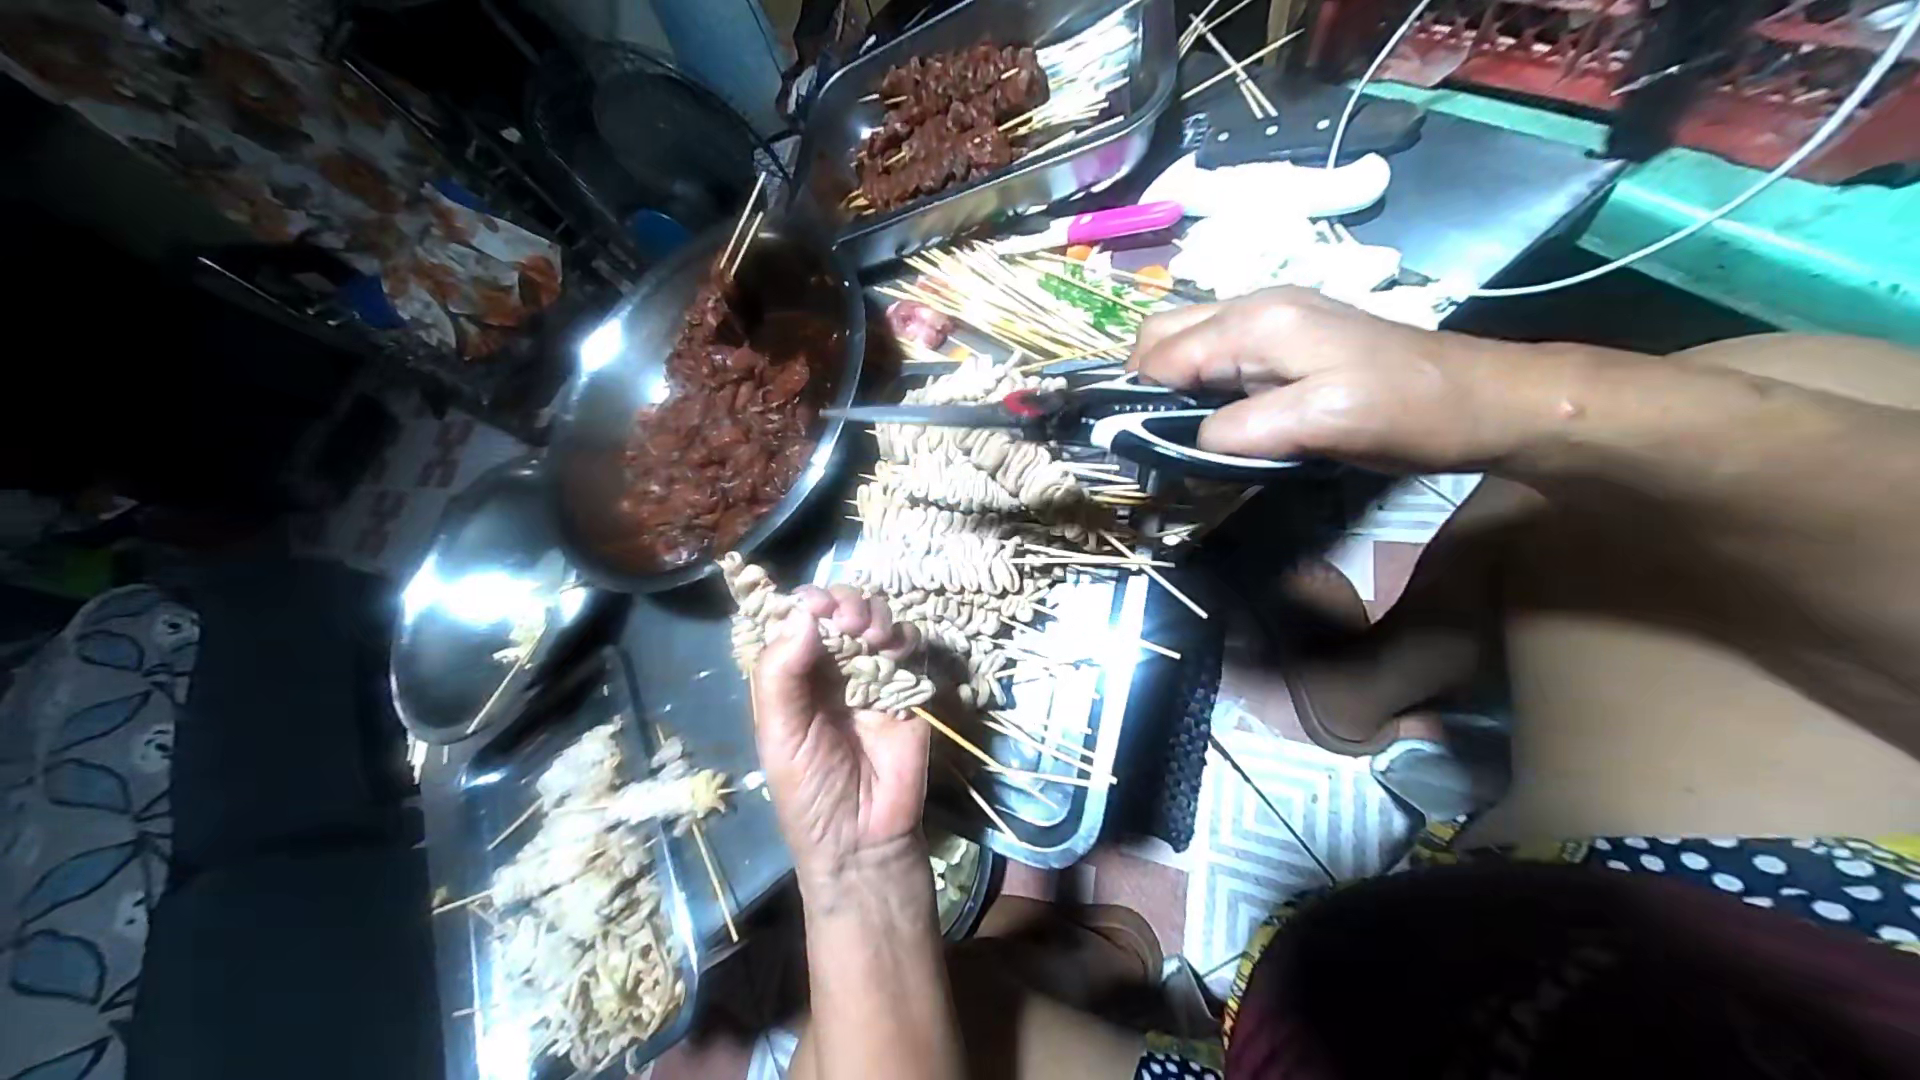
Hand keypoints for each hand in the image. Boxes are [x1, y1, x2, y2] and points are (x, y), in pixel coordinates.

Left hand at [750, 586, 929, 895]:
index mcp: (797, 675)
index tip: (816, 602)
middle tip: (846, 619)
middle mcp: (835, 667)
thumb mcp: (779, 735)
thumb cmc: (809, 790)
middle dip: (844, 603)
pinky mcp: (910, 686)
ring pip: (877, 620)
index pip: (800, 621)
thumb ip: (781, 675)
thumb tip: (802, 614)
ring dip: (873, 614)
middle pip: (841, 611)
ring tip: (869, 633)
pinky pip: (911, 648)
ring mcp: (874, 674)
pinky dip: (905, 636)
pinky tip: (894, 648)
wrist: (864, 838)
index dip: (808, 602)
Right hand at [1129, 286, 1566, 472]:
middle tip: (1158, 435)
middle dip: (1146, 384)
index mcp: (1255, 322)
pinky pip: (1213, 355)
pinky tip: (1215, 415)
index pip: (1159, 355)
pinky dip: (1196, 385)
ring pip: (1183, 344)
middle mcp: (1252, 308)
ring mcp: (1268, 321)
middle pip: (1159, 336)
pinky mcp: (1281, 340)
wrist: (1483, 398)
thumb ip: (1241, 429)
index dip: (1139, 400)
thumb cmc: (1406, 410)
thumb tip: (1188, 440)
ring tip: (1182, 429)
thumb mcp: (1322, 424)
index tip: (1139, 447)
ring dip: (1170, 386)